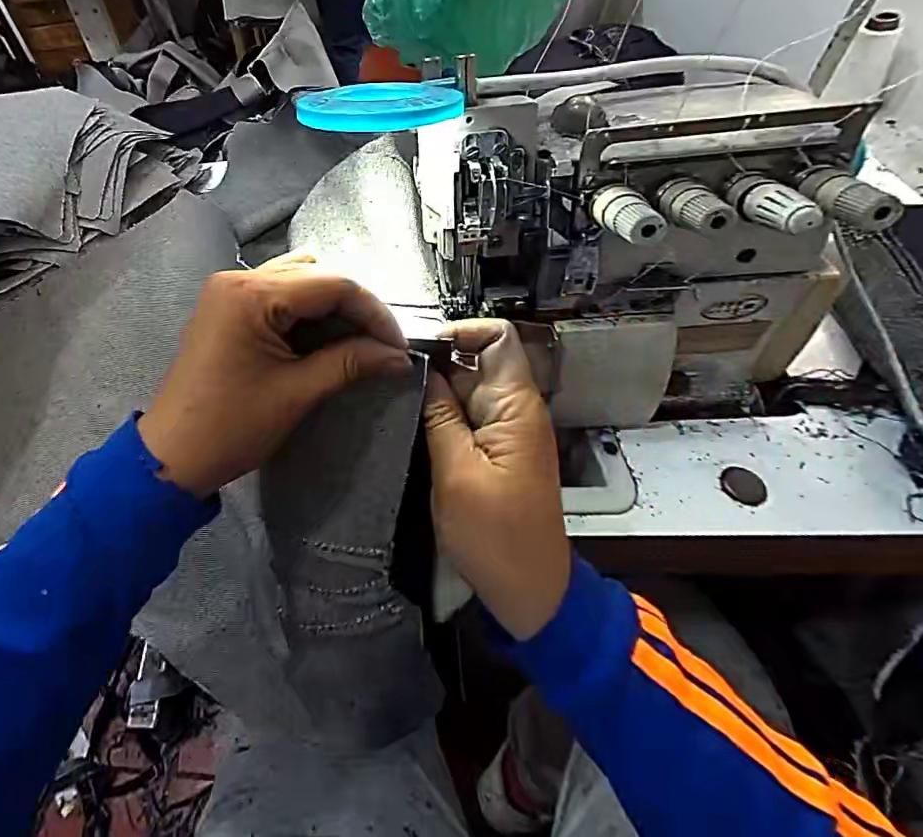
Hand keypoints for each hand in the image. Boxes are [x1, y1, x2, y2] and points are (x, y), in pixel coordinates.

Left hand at [139, 251, 412, 495]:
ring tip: (360, 339)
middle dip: (358, 308)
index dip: (374, 313)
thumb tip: (398, 357)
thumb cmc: (230, 427)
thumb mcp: (297, 393)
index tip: (398, 346)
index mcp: (252, 295)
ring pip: (303, 279)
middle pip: (320, 275)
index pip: (334, 284)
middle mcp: (239, 279)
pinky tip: (327, 335)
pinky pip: (281, 292)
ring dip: (336, 306)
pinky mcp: (229, 307)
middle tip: (384, 345)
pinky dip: (310, 310)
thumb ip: (351, 363)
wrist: (170, 457)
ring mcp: (230, 290)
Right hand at [422, 320, 570, 639]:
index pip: (498, 337)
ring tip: (396, 403)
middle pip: (478, 362)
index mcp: (517, 405)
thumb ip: (439, 417)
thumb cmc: (496, 537)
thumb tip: (425, 370)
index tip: (419, 350)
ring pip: (470, 390)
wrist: (530, 590)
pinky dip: (445, 417)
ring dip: (438, 394)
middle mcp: (518, 409)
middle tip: (393, 381)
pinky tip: (414, 427)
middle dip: (439, 365)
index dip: (461, 332)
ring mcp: (509, 430)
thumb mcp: (456, 474)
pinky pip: (471, 417)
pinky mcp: (499, 450)